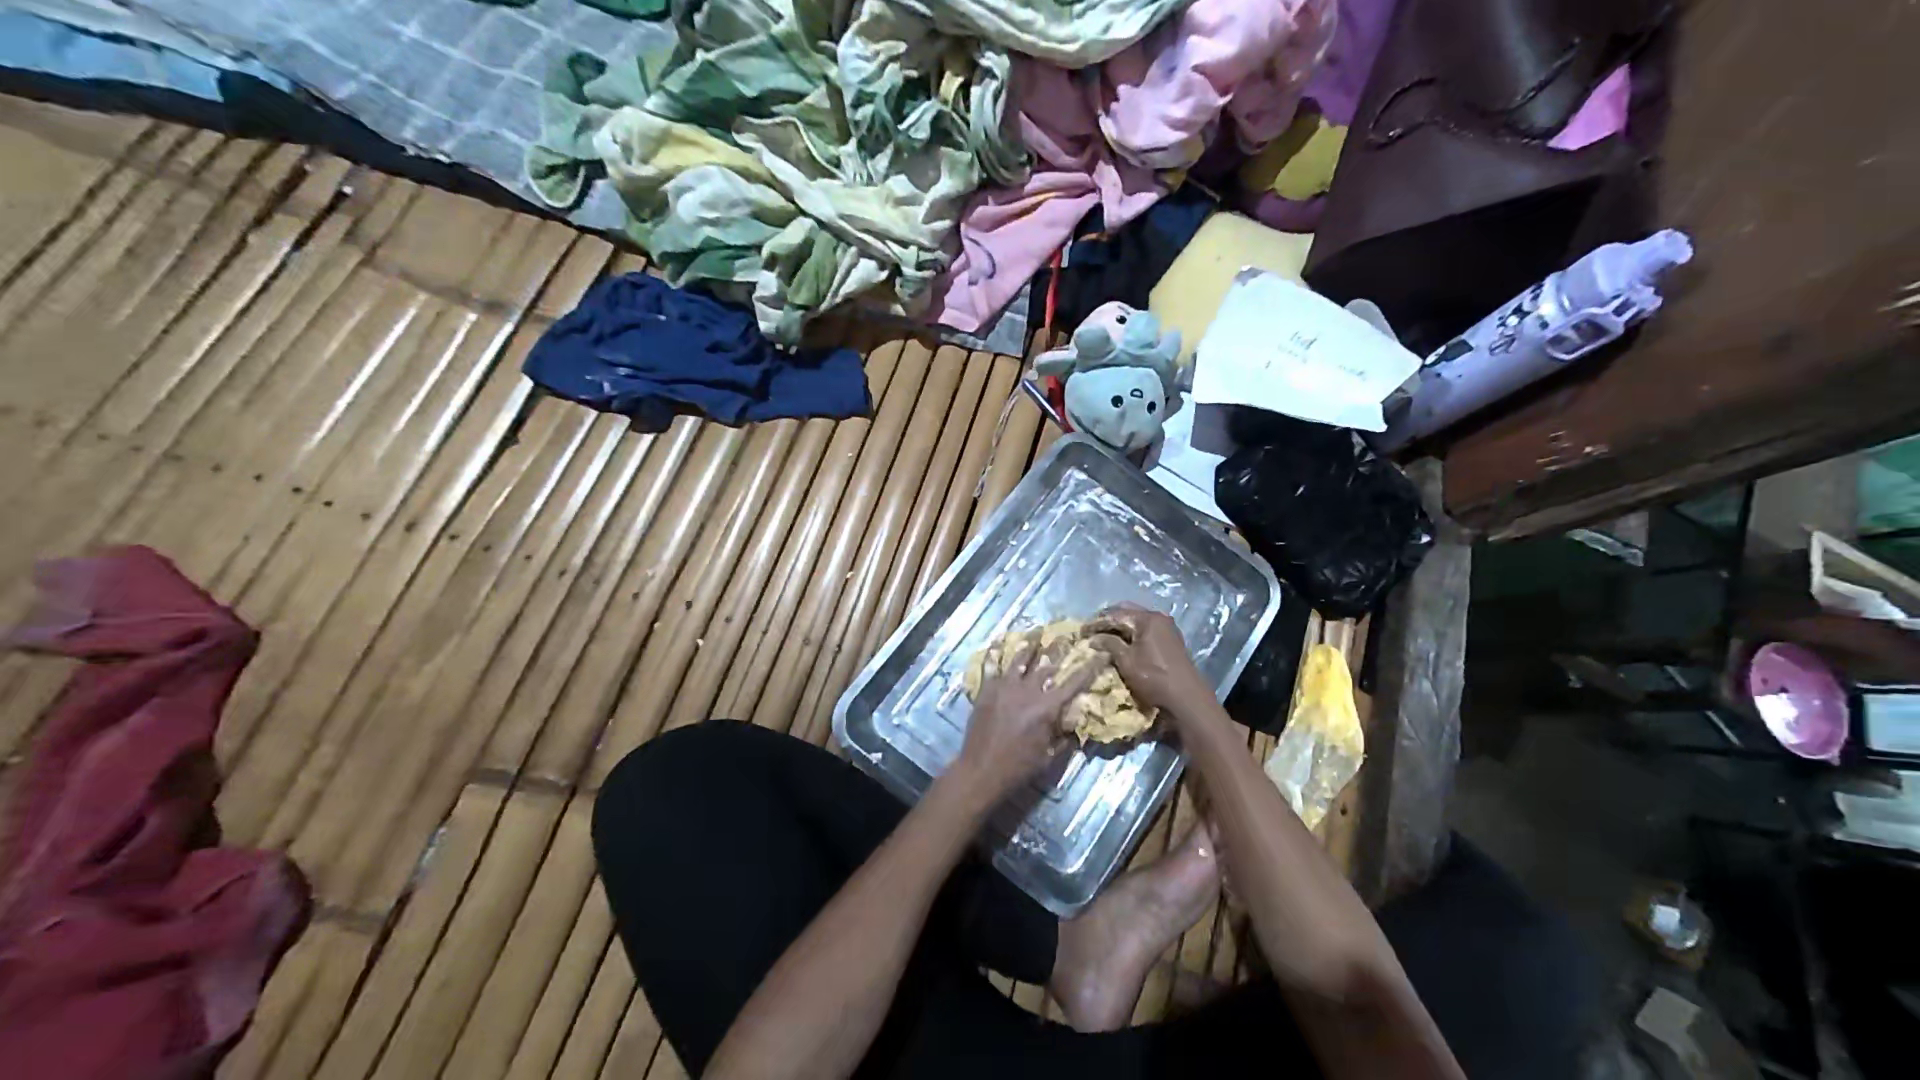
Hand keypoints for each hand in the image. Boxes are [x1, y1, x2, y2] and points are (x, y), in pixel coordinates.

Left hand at [952, 641, 1106, 803]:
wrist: (981, 770)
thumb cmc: (1018, 768)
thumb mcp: (1048, 758)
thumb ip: (1064, 739)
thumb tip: (1075, 727)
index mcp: (1047, 708)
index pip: (1074, 683)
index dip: (1090, 667)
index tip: (1101, 653)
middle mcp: (1027, 691)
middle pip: (1046, 665)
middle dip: (1058, 651)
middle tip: (1065, 637)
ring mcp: (1004, 688)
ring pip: (1019, 660)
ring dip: (1029, 646)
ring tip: (1036, 633)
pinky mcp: (986, 690)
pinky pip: (991, 666)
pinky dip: (996, 654)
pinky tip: (999, 643)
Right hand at [1087, 605, 1210, 715]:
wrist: (1186, 698)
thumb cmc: (1153, 677)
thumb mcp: (1126, 661)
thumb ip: (1109, 644)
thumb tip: (1093, 638)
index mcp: (1148, 618)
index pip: (1116, 613)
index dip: (1097, 622)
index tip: (1082, 632)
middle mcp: (1159, 618)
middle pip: (1128, 612)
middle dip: (1109, 620)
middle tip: (1092, 632)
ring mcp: (1167, 629)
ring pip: (1138, 622)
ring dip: (1121, 628)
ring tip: (1105, 638)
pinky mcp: (1170, 641)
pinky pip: (1146, 631)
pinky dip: (1133, 634)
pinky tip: (1123, 644)